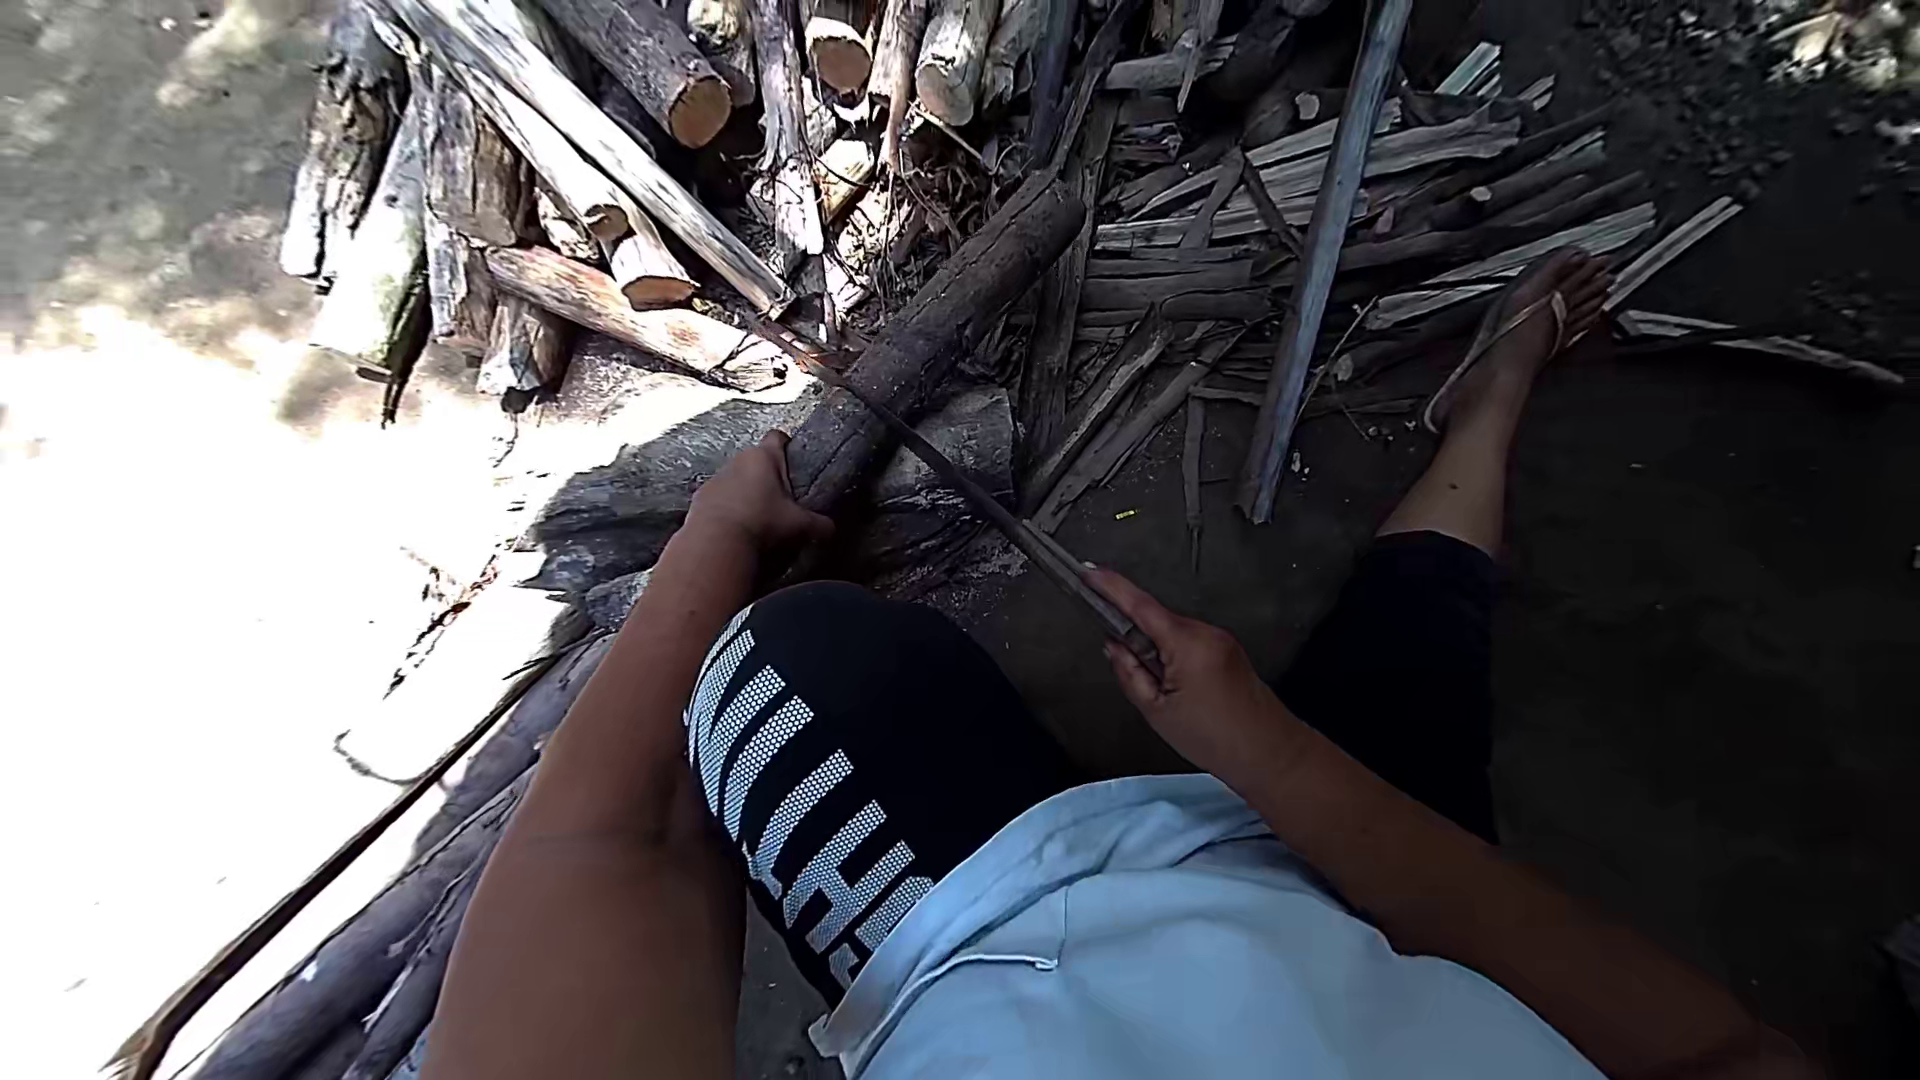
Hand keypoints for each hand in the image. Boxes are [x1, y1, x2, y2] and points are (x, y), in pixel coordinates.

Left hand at [684, 431, 834, 559]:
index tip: (796, 462)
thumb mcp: (801, 526)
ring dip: (747, 493)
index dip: (789, 446)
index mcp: (763, 457)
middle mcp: (736, 460)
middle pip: (757, 461)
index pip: (778, 437)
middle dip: (770, 477)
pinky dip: (729, 509)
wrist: (715, 545)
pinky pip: (720, 498)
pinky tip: (738, 529)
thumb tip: (831, 529)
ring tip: (759, 519)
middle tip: (783, 501)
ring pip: (737, 480)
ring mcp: (715, 479)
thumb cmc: (762, 524)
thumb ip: (820, 524)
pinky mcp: (699, 499)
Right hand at [1093, 568, 1308, 787]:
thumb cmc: (1212, 737)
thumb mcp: (1156, 710)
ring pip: (1171, 632)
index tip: (1088, 572)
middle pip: (1156, 619)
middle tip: (1127, 669)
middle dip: (1134, 634)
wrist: (1271, 754)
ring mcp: (1219, 638)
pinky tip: (1176, 686)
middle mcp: (1205, 632)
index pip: (1140, 605)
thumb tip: (1113, 645)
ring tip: (1159, 690)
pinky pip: (1187, 641)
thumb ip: (1128, 672)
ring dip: (1154, 649)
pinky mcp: (1226, 649)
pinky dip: (1171, 654)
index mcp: (1187, 643)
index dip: (1111, 586)